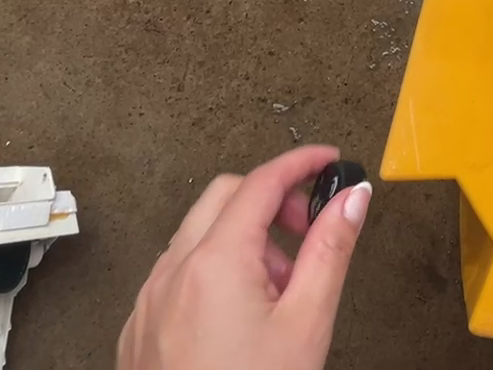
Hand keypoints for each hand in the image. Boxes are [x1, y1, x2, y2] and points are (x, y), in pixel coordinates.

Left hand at [118, 146, 371, 369]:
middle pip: (225, 195)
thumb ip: (332, 247)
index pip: (262, 181)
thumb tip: (354, 195)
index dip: (302, 162)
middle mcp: (171, 274)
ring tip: (282, 281)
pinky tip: (243, 310)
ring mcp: (148, 304)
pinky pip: (178, 270)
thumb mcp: (308, 321)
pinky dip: (216, 264)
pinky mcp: (138, 333)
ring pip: (199, 232)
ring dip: (246, 233)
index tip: (331, 160)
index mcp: (214, 262)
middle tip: (310, 225)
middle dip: (274, 198)